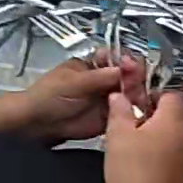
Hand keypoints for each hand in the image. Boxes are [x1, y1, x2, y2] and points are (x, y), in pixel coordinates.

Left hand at [8, 54, 148, 142]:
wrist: (39, 124)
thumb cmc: (51, 96)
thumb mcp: (74, 82)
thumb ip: (100, 77)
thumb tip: (125, 69)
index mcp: (96, 65)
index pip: (118, 58)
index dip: (128, 60)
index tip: (132, 65)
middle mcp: (108, 79)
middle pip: (131, 75)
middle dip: (136, 78)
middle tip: (134, 85)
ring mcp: (112, 98)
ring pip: (134, 93)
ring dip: (140, 94)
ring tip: (138, 99)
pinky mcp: (114, 115)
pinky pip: (132, 111)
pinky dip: (139, 111)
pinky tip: (143, 111)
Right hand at [102, 90, 182, 182]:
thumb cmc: (131, 167)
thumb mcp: (118, 134)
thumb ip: (120, 110)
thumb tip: (119, 95)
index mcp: (176, 119)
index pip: (173, 94)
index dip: (155, 95)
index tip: (137, 104)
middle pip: (178, 113)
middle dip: (158, 115)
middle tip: (134, 125)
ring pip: (180, 133)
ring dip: (164, 133)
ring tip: (139, 144)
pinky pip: (181, 150)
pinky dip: (169, 149)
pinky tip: (150, 161)